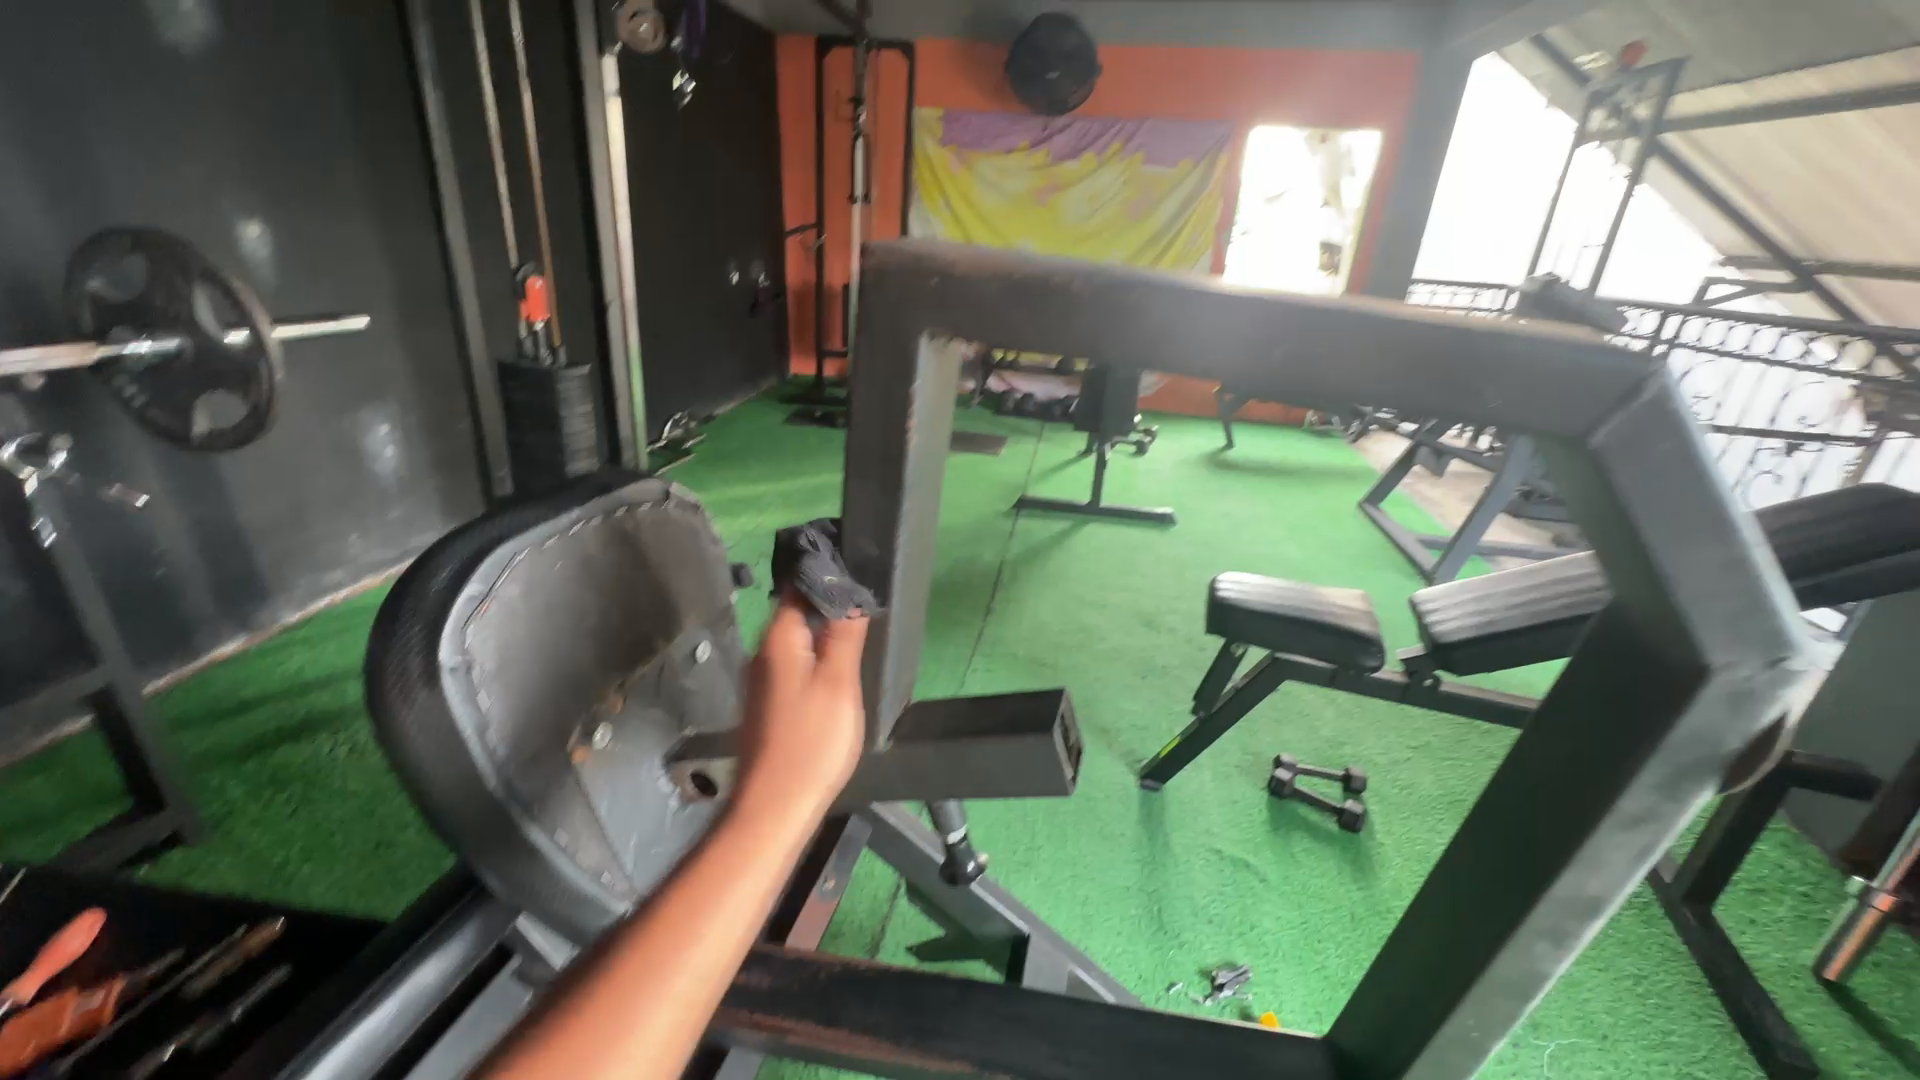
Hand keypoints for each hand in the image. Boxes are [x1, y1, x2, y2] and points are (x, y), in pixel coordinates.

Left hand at [736, 595, 868, 812]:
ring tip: (858, 632)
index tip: (857, 570)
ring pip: (796, 641)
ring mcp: (762, 680)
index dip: (826, 576)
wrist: (775, 806)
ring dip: (823, 634)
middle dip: (828, 605)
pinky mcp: (767, 704)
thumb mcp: (839, 683)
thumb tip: (849, 591)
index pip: (798, 588)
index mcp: (777, 640)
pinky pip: (794, 665)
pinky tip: (836, 670)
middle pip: (796, 614)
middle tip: (867, 603)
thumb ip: (845, 634)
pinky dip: (815, 659)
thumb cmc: (812, 742)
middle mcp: (762, 653)